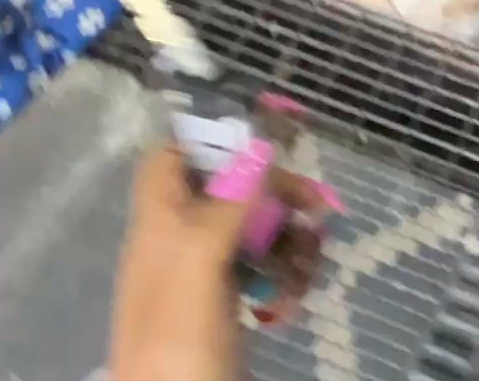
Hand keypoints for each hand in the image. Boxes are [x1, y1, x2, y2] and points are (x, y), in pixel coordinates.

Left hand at [109, 144, 331, 380]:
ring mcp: (205, 274)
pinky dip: (289, 272)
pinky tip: (296, 292)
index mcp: (160, 226)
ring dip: (293, 237)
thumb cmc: (178, 345)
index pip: (171, 159)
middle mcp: (180, 242)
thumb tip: (258, 142)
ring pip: (257, 227)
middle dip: (279, 192)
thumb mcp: (200, 268)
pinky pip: (266, 266)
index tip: (264, 134)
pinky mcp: (228, 303)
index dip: (211, 138)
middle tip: (318, 205)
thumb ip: (225, 205)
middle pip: (231, 188)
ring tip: (312, 261)